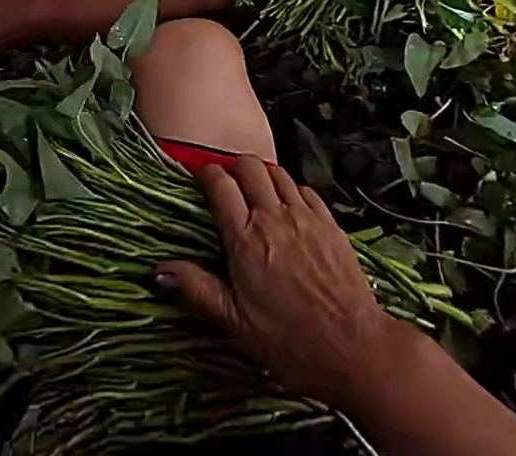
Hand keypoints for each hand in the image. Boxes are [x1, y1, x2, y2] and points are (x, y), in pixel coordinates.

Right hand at [155, 157, 405, 407]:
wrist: (356, 349)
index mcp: (246, 240)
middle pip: (250, 167)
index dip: (207, 174)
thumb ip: (198, 290)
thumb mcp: (237, 323)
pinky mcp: (330, 224)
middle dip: (234, 166)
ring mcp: (305, 218)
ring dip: (263, 174)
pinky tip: (290, 205)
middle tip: (228, 180)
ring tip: (257, 189)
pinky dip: (293, 189)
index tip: (201, 178)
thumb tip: (159, 272)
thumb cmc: (293, 342)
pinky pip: (306, 190)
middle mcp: (274, 218)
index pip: (220, 185)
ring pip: (278, 173)